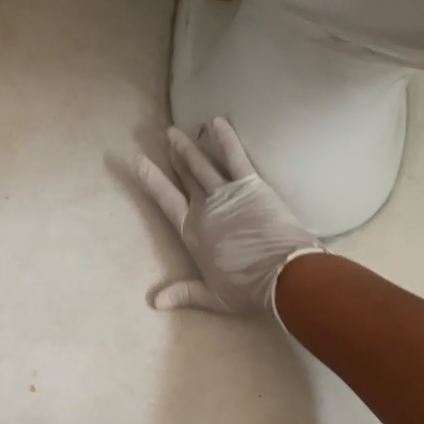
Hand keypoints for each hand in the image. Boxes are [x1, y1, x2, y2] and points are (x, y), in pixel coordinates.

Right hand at [134, 117, 323, 314]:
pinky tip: (218, 121)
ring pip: (204, 164)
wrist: (282, 274)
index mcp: (194, 233)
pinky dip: (226, 138)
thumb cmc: (248, 288)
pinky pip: (235, 156)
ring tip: (179, 131)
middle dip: (176, 157)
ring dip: (191, 146)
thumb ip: (184, 294)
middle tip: (167, 136)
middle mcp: (205, 209)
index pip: (166, 201)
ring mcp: (227, 194)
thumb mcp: (213, 297)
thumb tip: (154, 302)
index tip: (141, 161)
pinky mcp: (251, 185)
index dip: (153, 180)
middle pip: (186, 178)